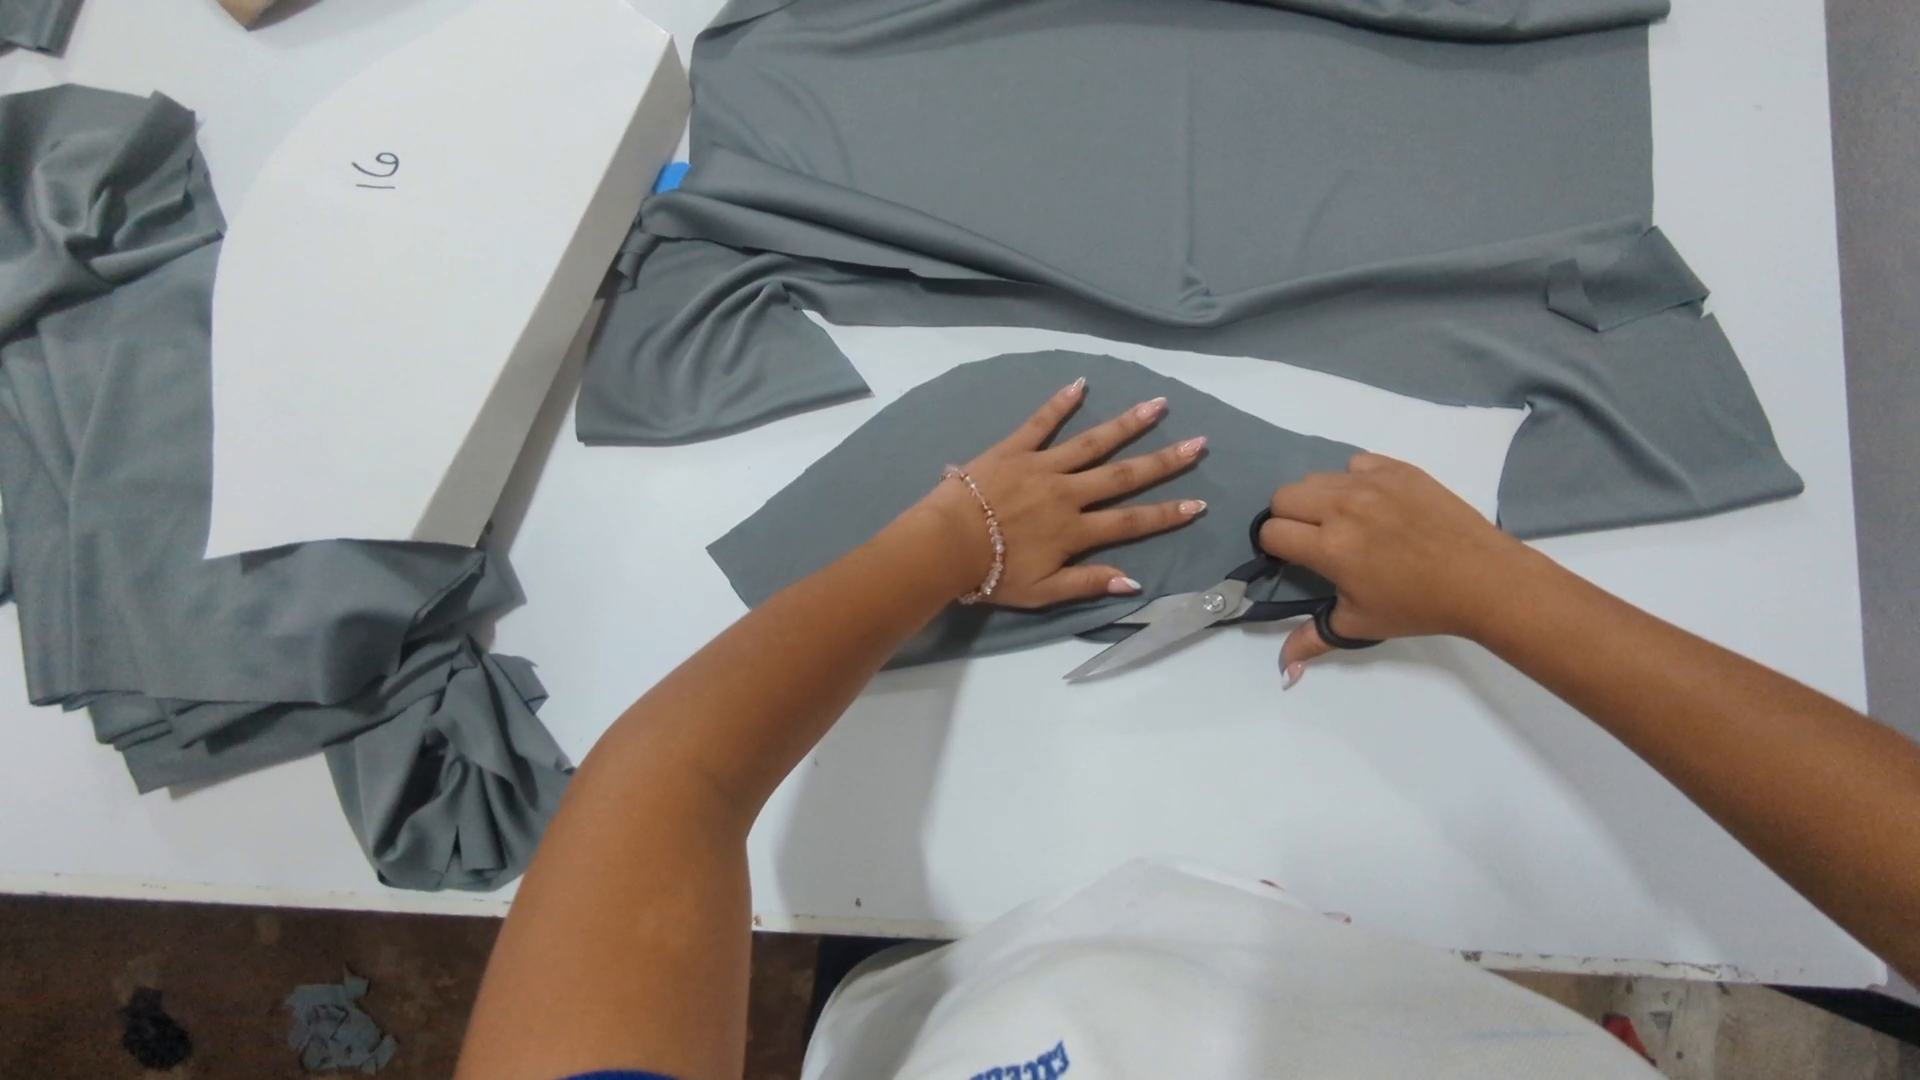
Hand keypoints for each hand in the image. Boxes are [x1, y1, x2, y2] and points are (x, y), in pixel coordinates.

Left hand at [913, 377, 1209, 608]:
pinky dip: (1060, 403)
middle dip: (1163, 461)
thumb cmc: (991, 574)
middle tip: (1197, 443)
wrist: (946, 544)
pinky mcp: (1014, 449)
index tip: (1198, 503)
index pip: (1131, 522)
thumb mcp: (1042, 592)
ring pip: (1092, 443)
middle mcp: (1068, 493)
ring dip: (1127, 424)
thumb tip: (1135, 582)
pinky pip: (1041, 422)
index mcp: (1075, 530)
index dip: (1166, 514)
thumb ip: (1088, 583)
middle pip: (1123, 476)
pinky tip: (1080, 383)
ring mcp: (1042, 466)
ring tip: (1157, 405)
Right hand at [1257, 453, 1534, 683]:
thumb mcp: (1359, 625)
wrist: (1486, 581)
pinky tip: (1370, 503)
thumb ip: (1312, 640)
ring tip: (1341, 520)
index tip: (1295, 560)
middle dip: (1287, 518)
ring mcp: (1371, 484)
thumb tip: (1284, 674)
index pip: (1272, 532)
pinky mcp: (1398, 470)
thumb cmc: (1419, 607)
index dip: (1276, 548)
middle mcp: (1343, 508)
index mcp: (1330, 547)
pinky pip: (1354, 463)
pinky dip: (1352, 480)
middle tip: (1312, 538)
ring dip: (1316, 499)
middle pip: (1283, 496)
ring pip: (1314, 478)